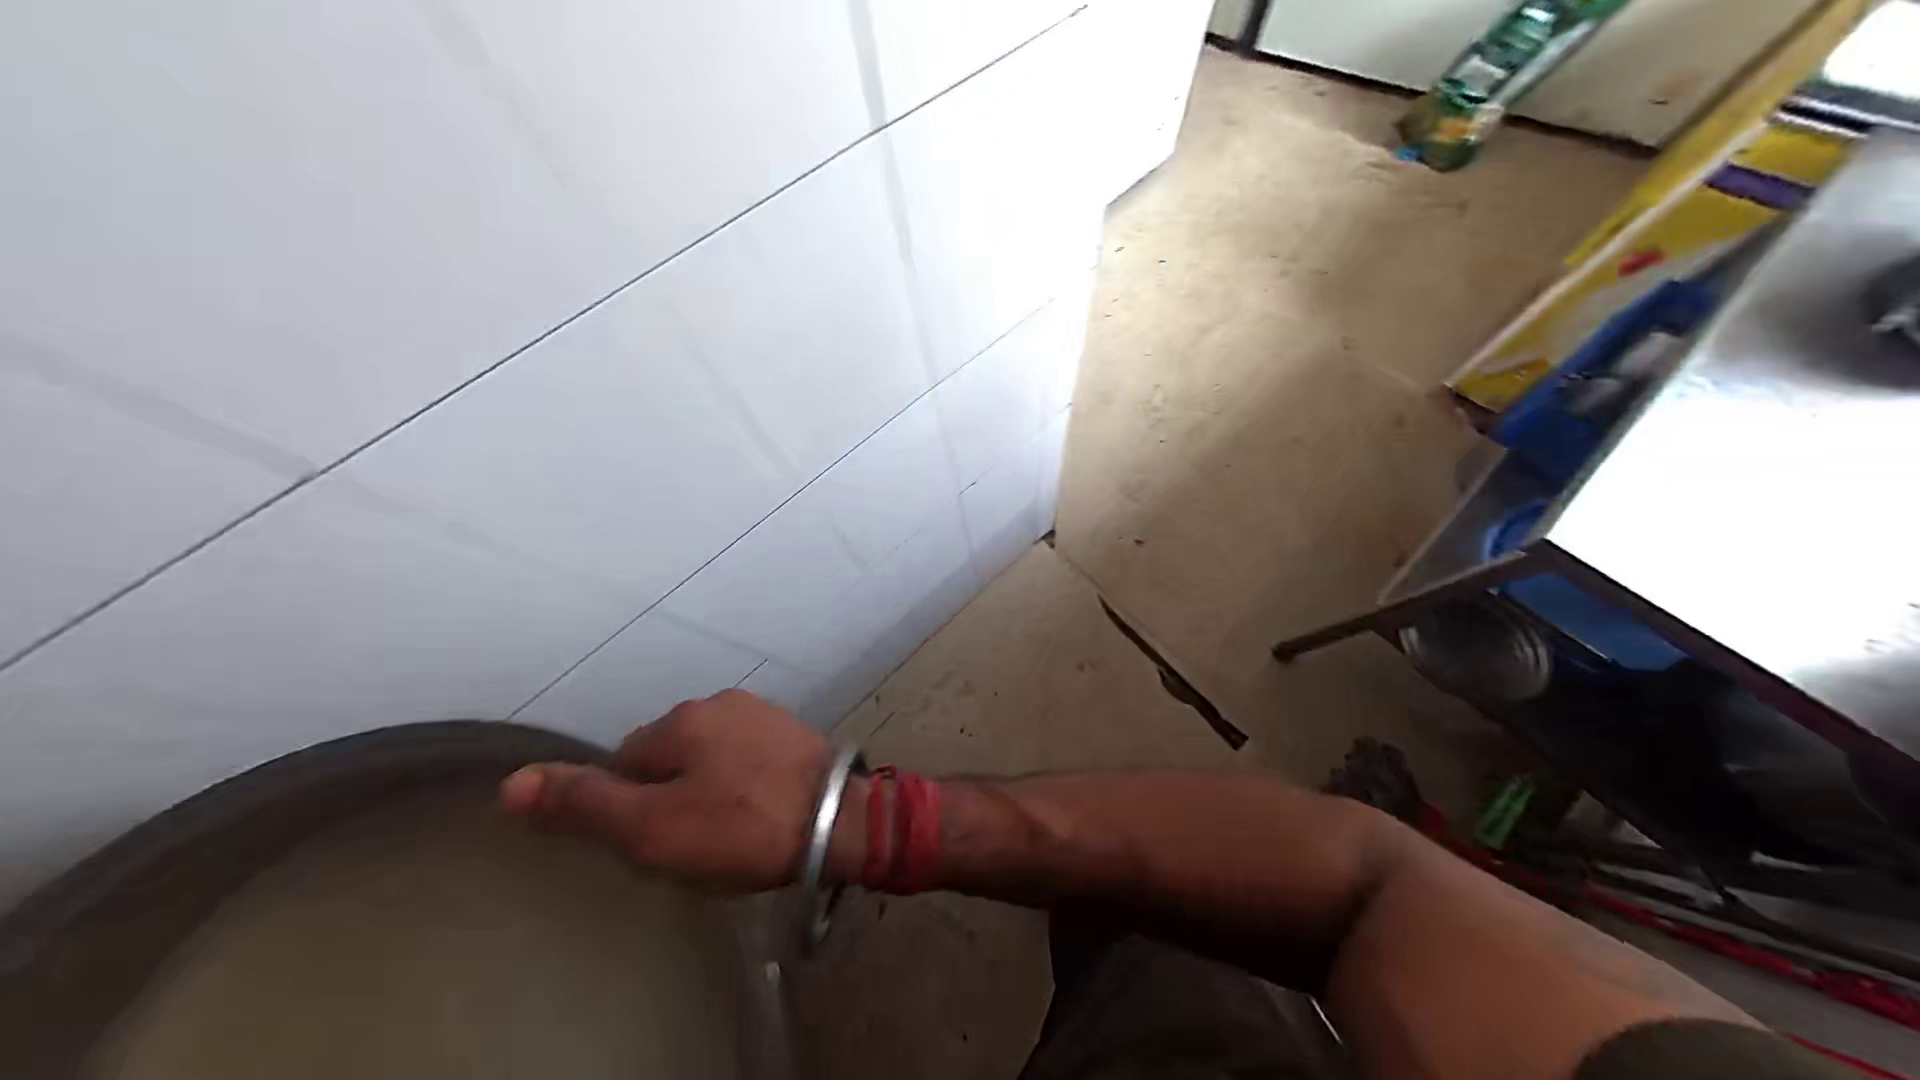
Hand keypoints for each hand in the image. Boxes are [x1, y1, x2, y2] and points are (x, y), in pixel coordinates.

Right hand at [499, 689, 844, 891]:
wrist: (840, 822)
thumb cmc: (741, 827)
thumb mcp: (652, 828)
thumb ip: (585, 804)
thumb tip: (511, 782)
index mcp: (682, 720)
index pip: (624, 763)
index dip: (631, 809)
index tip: (659, 841)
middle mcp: (721, 703)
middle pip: (669, 758)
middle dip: (671, 797)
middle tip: (697, 843)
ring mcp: (763, 714)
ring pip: (710, 758)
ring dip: (709, 790)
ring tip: (732, 832)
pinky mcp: (794, 733)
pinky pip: (747, 759)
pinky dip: (743, 784)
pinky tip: (760, 813)